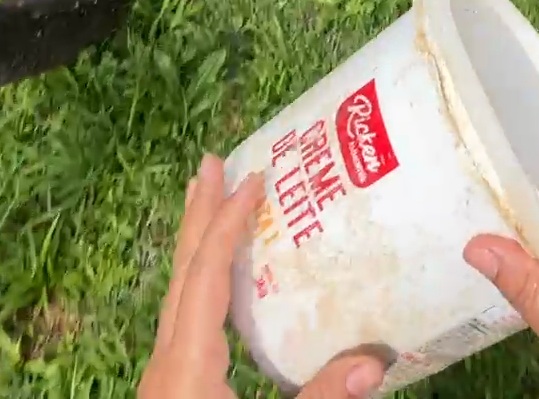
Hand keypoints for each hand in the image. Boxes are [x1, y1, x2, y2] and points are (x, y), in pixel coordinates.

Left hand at [139, 154, 386, 398]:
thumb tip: (376, 362)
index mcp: (186, 367)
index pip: (207, 275)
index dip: (227, 222)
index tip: (254, 177)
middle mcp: (167, 362)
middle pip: (181, 273)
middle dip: (195, 214)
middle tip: (207, 162)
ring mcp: (163, 379)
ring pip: (176, 293)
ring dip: (194, 242)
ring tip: (205, 201)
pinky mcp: (170, 392)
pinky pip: (183, 314)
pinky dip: (198, 278)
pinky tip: (214, 283)